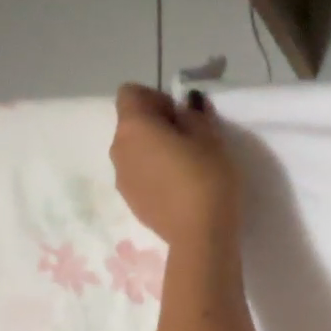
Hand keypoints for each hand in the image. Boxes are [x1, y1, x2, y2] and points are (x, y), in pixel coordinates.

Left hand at [110, 83, 240, 246]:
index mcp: (135, 126)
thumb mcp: (212, 141)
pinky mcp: (131, 202)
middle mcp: (118, 147)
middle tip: (189, 145)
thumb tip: (187, 104)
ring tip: (185, 173)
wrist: (200, 237)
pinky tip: (179, 194)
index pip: (132, 93)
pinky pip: (139, 178)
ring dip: (154, 154)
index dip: (157, 98)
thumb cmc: (208, 181)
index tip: (183, 117)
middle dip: (156, 127)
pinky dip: (154, 178)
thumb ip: (196, 116)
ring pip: (134, 153)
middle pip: (132, 124)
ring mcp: (121, 177)